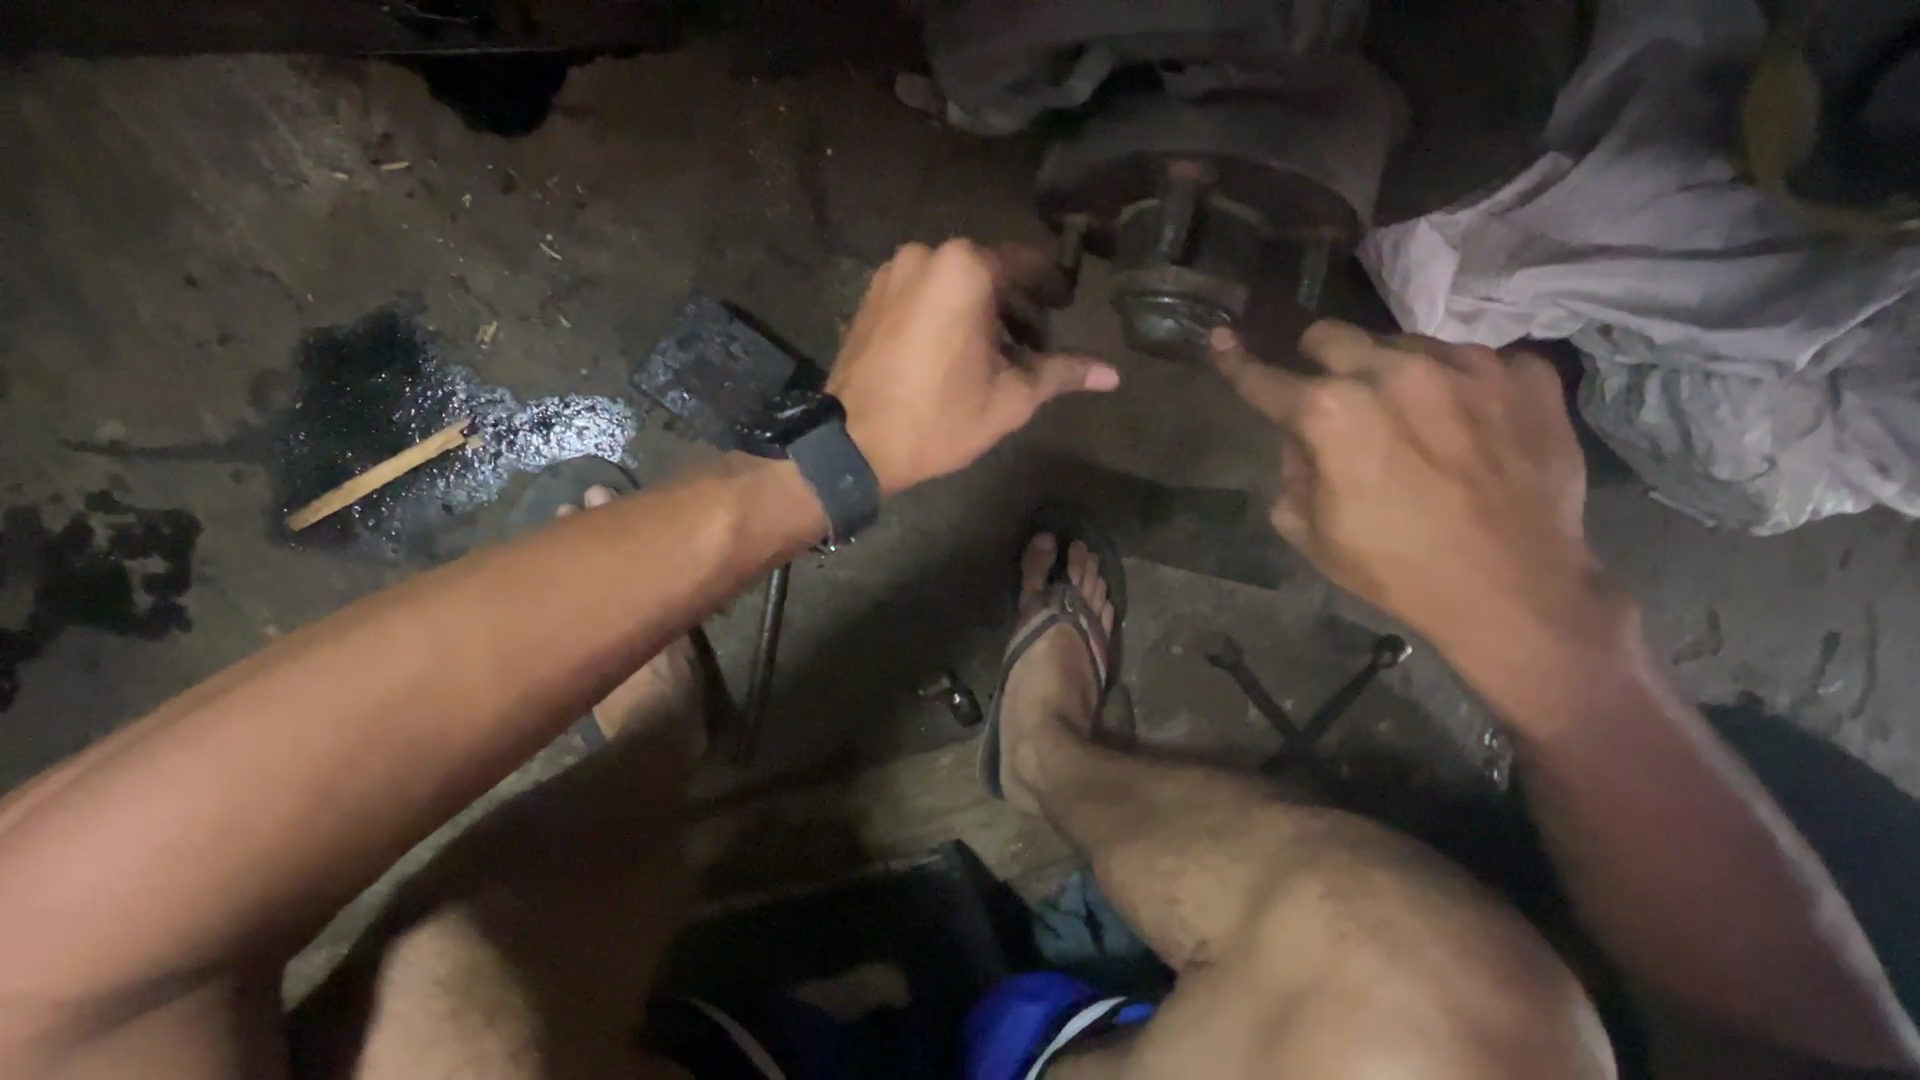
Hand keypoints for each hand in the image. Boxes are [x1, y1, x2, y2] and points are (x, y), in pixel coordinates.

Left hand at [828, 240, 1119, 494]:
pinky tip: (954, 354)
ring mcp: (892, 272)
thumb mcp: (1011, 398)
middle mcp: (927, 255)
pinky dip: (946, 314)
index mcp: (966, 268)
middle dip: (1016, 308)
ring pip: (954, 284)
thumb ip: (1062, 373)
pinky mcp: (871, 295)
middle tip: (1034, 349)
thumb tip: (1113, 375)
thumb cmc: (939, 418)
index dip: (1053, 291)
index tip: (1067, 310)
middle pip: (990, 273)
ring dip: (980, 313)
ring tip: (995, 358)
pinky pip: (923, 294)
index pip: (1028, 265)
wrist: (854, 445)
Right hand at [1212, 320, 1608, 649]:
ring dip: (1393, 372)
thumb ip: (1292, 472)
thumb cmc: (1396, 569)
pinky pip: (1478, 362)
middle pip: (1331, 334)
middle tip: (1330, 390)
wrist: (1515, 589)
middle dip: (1317, 358)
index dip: (1235, 362)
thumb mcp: (1311, 533)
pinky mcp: (1526, 376)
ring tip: (1413, 416)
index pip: (1265, 378)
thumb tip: (1302, 440)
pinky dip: (1462, 387)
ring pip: (1406, 344)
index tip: (1220, 340)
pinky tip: (1471, 425)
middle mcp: (1394, 371)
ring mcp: (1467, 366)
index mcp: (1330, 412)